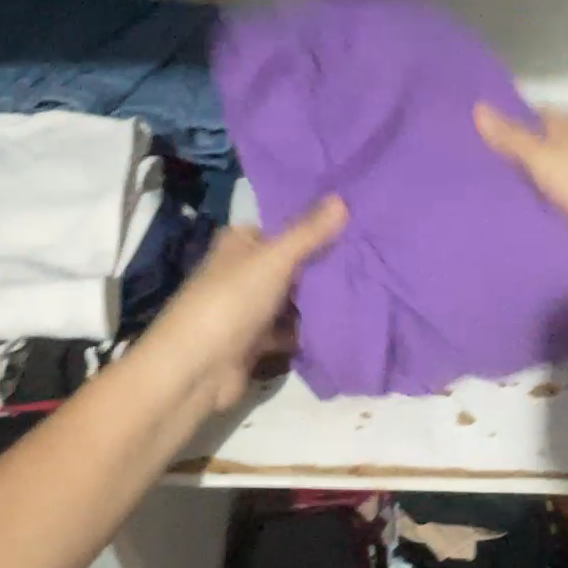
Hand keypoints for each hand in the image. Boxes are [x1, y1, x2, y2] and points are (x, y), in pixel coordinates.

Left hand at [138, 196, 348, 410]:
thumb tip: (342, 198)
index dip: (312, 226)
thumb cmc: (231, 302)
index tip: (354, 222)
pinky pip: (290, 331)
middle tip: (370, 257)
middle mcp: (242, 272)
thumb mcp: (274, 259)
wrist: (197, 368)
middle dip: (322, 265)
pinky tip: (344, 324)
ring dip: (319, 300)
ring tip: (368, 289)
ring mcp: (248, 309)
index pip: (280, 227)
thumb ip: (309, 233)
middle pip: (290, 265)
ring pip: (292, 299)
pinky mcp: (256, 342)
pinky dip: (310, 331)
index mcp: (239, 244)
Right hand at [474, 102, 567, 273]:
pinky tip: (492, 227)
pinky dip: (524, 222)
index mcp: (566, 131)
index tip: (463, 132)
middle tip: (454, 172)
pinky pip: (542, 218)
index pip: (528, 118)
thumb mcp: (542, 156)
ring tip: (463, 202)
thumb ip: (510, 137)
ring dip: (509, 196)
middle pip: (529, 155)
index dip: (500, 123)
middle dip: (499, 163)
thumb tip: (477, 106)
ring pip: (533, 189)